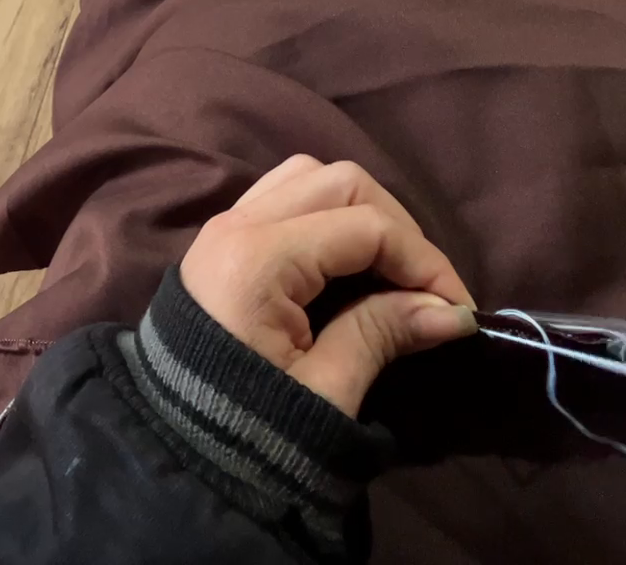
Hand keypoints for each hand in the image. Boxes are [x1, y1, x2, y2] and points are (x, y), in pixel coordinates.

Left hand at [180, 155, 477, 417]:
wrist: (168, 448)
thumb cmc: (244, 430)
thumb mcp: (324, 393)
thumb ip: (383, 334)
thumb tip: (450, 311)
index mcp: (258, 259)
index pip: (365, 227)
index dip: (424, 262)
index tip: (457, 309)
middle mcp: (238, 223)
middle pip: (340, 181)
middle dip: (396, 226)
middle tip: (425, 287)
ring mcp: (226, 223)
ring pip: (309, 176)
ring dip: (359, 210)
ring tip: (389, 266)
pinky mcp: (223, 236)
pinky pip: (284, 193)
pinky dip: (324, 211)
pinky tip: (344, 256)